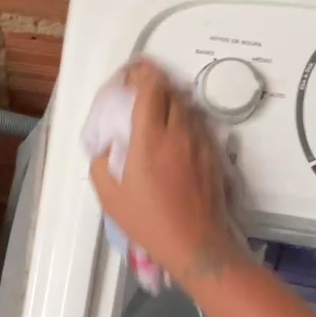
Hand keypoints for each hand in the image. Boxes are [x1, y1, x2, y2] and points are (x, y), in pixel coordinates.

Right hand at [89, 60, 238, 285]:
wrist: (196, 243)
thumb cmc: (150, 222)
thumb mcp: (110, 198)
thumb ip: (100, 164)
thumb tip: (106, 147)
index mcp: (150, 137)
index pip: (150, 86)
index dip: (140, 73)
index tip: (130, 77)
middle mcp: (178, 131)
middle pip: (170, 90)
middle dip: (155, 84)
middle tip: (141, 94)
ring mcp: (200, 141)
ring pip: (187, 106)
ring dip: (171, 102)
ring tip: (158, 115)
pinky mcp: (215, 154)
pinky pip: (199, 125)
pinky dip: (186, 121)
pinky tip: (177, 137)